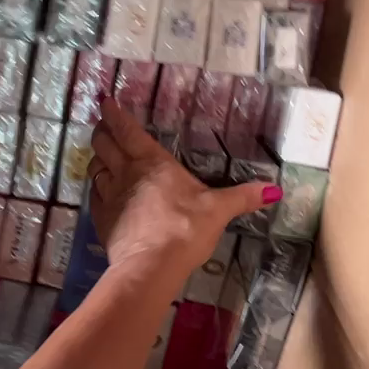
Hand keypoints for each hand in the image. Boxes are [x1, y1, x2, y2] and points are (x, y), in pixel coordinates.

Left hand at [87, 102, 276, 281]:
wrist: (151, 266)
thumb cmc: (185, 228)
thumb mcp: (219, 210)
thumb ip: (243, 197)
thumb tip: (275, 190)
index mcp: (152, 162)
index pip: (126, 130)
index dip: (114, 114)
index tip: (105, 102)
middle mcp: (126, 173)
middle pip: (103, 144)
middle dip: (102, 131)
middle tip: (103, 125)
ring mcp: (110, 196)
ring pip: (95, 168)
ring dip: (97, 158)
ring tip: (103, 155)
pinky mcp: (101, 220)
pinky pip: (93, 195)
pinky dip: (97, 187)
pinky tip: (103, 191)